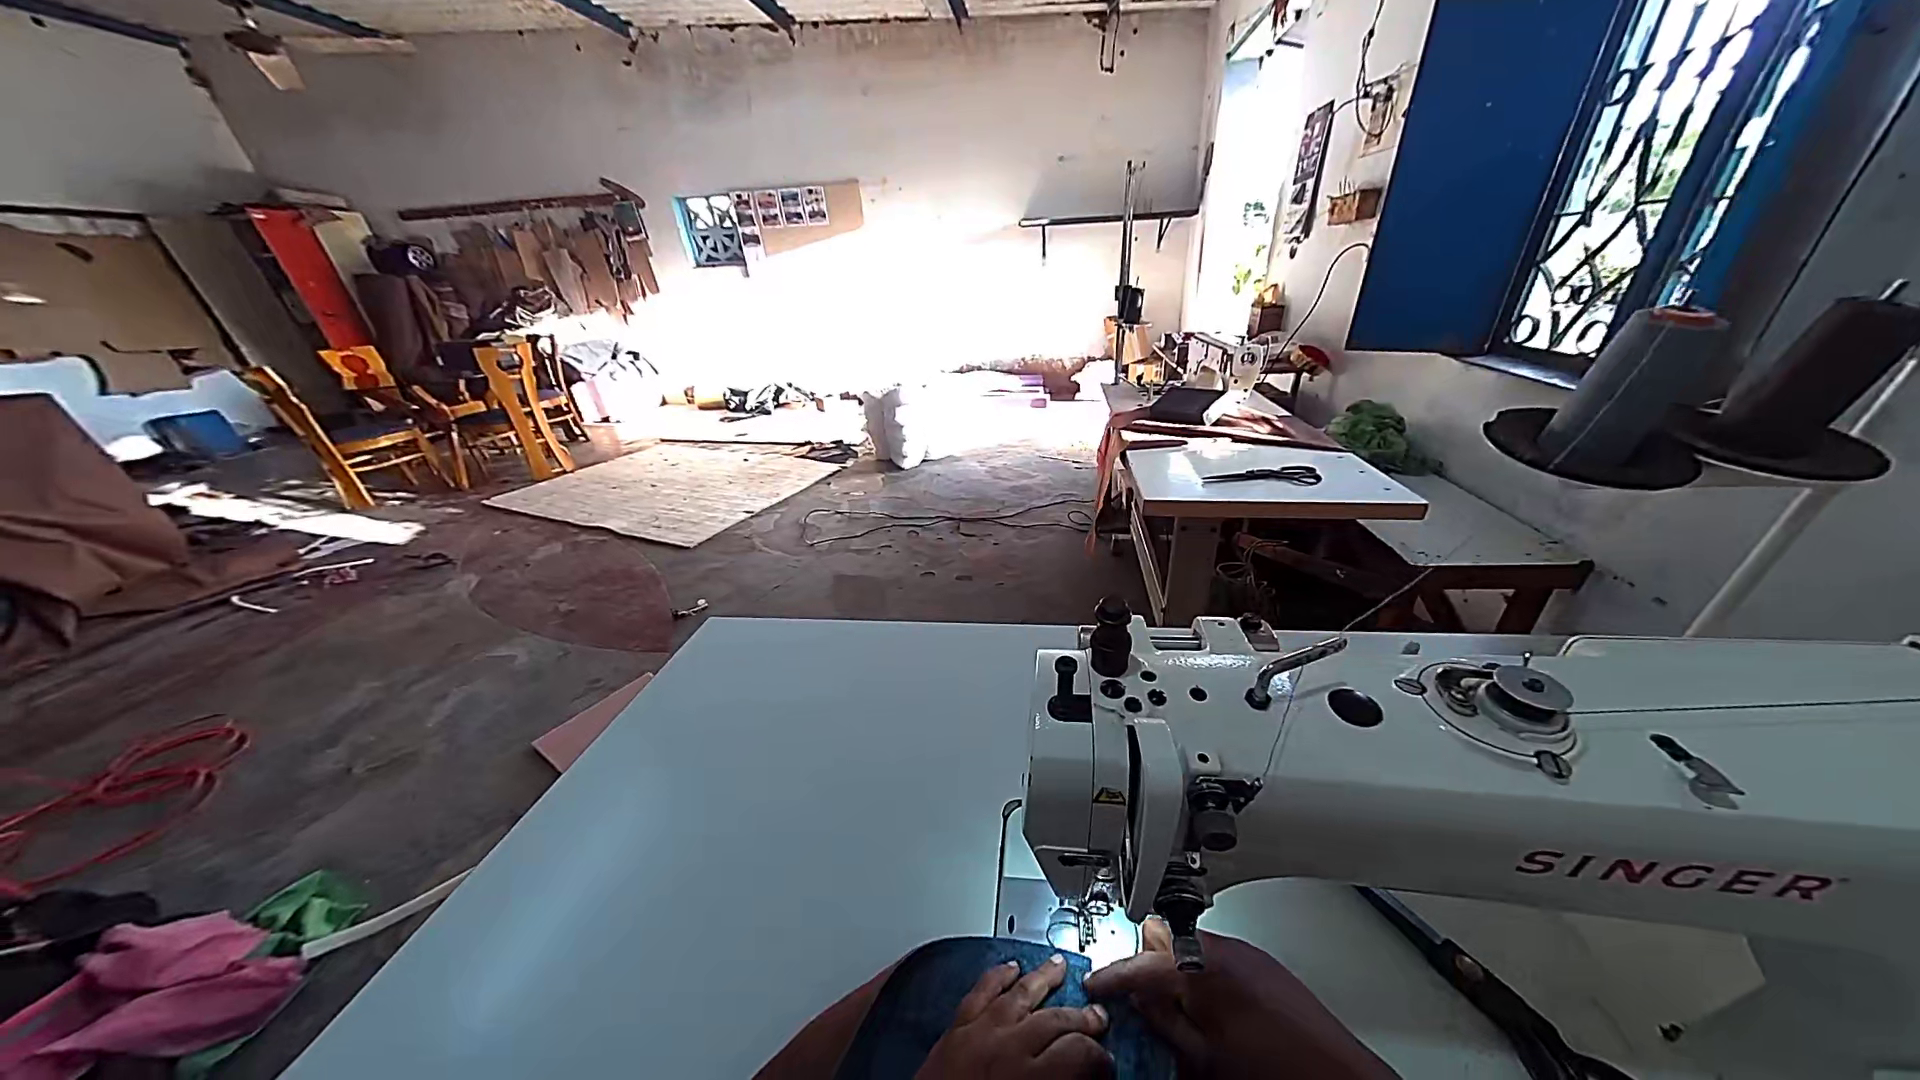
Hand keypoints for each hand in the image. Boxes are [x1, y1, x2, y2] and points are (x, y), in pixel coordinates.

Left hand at [915, 954, 1112, 1078]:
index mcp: (1028, 1077)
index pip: (1077, 1054)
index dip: (1098, 1057)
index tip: (1106, 1063)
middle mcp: (1006, 1047)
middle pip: (1054, 1020)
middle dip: (1081, 1018)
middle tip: (1098, 1017)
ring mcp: (980, 1030)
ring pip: (1020, 993)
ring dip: (1042, 979)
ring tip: (1059, 966)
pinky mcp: (957, 1026)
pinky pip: (981, 991)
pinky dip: (997, 975)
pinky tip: (1010, 967)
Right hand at [1084, 918, 1398, 1079]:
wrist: (1340, 1077)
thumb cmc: (1276, 1072)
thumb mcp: (1202, 1059)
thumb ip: (1162, 1021)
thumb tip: (1138, 1001)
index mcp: (1197, 966)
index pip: (1138, 962)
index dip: (1111, 976)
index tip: (1096, 984)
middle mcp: (1217, 946)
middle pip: (1159, 934)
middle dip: (1145, 962)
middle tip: (1141, 997)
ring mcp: (1241, 950)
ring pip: (1186, 941)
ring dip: (1173, 966)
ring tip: (1180, 1010)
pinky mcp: (1260, 960)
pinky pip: (1213, 953)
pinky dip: (1201, 972)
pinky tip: (1211, 1008)